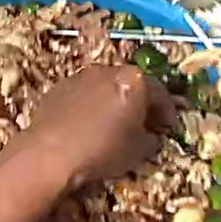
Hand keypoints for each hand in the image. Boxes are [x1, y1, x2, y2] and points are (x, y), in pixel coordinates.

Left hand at [16, 65, 174, 189]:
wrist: (51, 151)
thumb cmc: (103, 148)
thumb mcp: (139, 150)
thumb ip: (151, 138)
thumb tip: (151, 135)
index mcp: (134, 80)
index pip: (160, 93)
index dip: (167, 111)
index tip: (169, 126)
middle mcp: (108, 70)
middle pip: (132, 84)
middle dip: (140, 103)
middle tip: (145, 124)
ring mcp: (81, 76)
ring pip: (106, 86)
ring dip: (114, 101)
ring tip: (115, 123)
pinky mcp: (60, 86)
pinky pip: (84, 93)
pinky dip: (91, 105)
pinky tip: (89, 124)